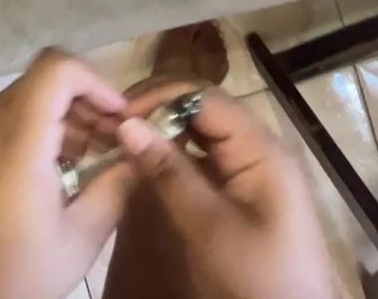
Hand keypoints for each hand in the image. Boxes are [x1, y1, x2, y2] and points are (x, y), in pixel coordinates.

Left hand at [0, 49, 131, 298]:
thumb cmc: (14, 273)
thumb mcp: (78, 239)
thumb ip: (115, 187)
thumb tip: (141, 152)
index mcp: (17, 135)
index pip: (57, 67)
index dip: (96, 81)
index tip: (120, 118)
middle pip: (44, 80)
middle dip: (86, 102)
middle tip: (114, 143)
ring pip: (26, 97)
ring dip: (64, 116)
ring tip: (92, 160)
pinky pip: (6, 118)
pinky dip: (37, 129)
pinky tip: (58, 170)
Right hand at [113, 83, 339, 298]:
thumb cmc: (258, 282)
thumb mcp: (209, 228)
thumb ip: (168, 172)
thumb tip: (126, 123)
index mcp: (261, 148)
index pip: (204, 97)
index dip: (160, 98)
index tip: (120, 114)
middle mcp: (259, 148)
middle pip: (203, 109)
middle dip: (159, 110)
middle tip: (116, 125)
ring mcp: (253, 170)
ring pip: (202, 132)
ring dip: (164, 131)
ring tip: (125, 138)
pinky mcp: (244, 192)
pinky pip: (206, 157)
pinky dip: (176, 155)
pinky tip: (148, 162)